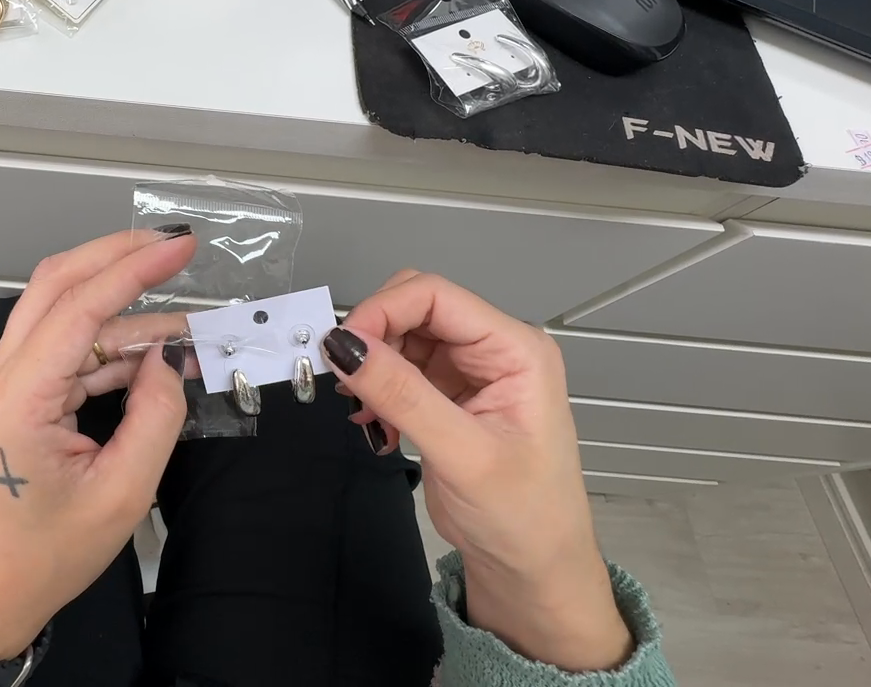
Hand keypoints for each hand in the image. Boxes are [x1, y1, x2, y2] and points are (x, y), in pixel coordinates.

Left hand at [0, 227, 194, 678]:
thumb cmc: (54, 551)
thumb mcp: (123, 493)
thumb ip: (155, 417)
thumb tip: (169, 357)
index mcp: (21, 396)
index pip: (78, 307)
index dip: (132, 270)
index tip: (180, 248)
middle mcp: (6, 371)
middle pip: (58, 282)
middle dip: (117, 253)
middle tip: (174, 244)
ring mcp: (11, 374)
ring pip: (62, 303)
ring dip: (121, 296)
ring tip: (183, 310)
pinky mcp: (25, 384)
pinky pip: (72, 339)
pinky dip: (115, 335)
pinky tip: (158, 348)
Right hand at [323, 271, 631, 672]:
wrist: (531, 574)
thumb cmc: (518, 517)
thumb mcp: (461, 454)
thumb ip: (401, 393)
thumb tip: (338, 342)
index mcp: (514, 347)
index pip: (434, 295)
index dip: (381, 310)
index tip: (338, 348)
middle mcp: (491, 346)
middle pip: (412, 306)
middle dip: (372, 335)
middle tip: (348, 383)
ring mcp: (467, 367)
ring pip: (397, 333)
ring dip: (370, 364)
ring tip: (363, 412)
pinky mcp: (444, 389)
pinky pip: (394, 364)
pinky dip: (373, 385)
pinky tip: (371, 421)